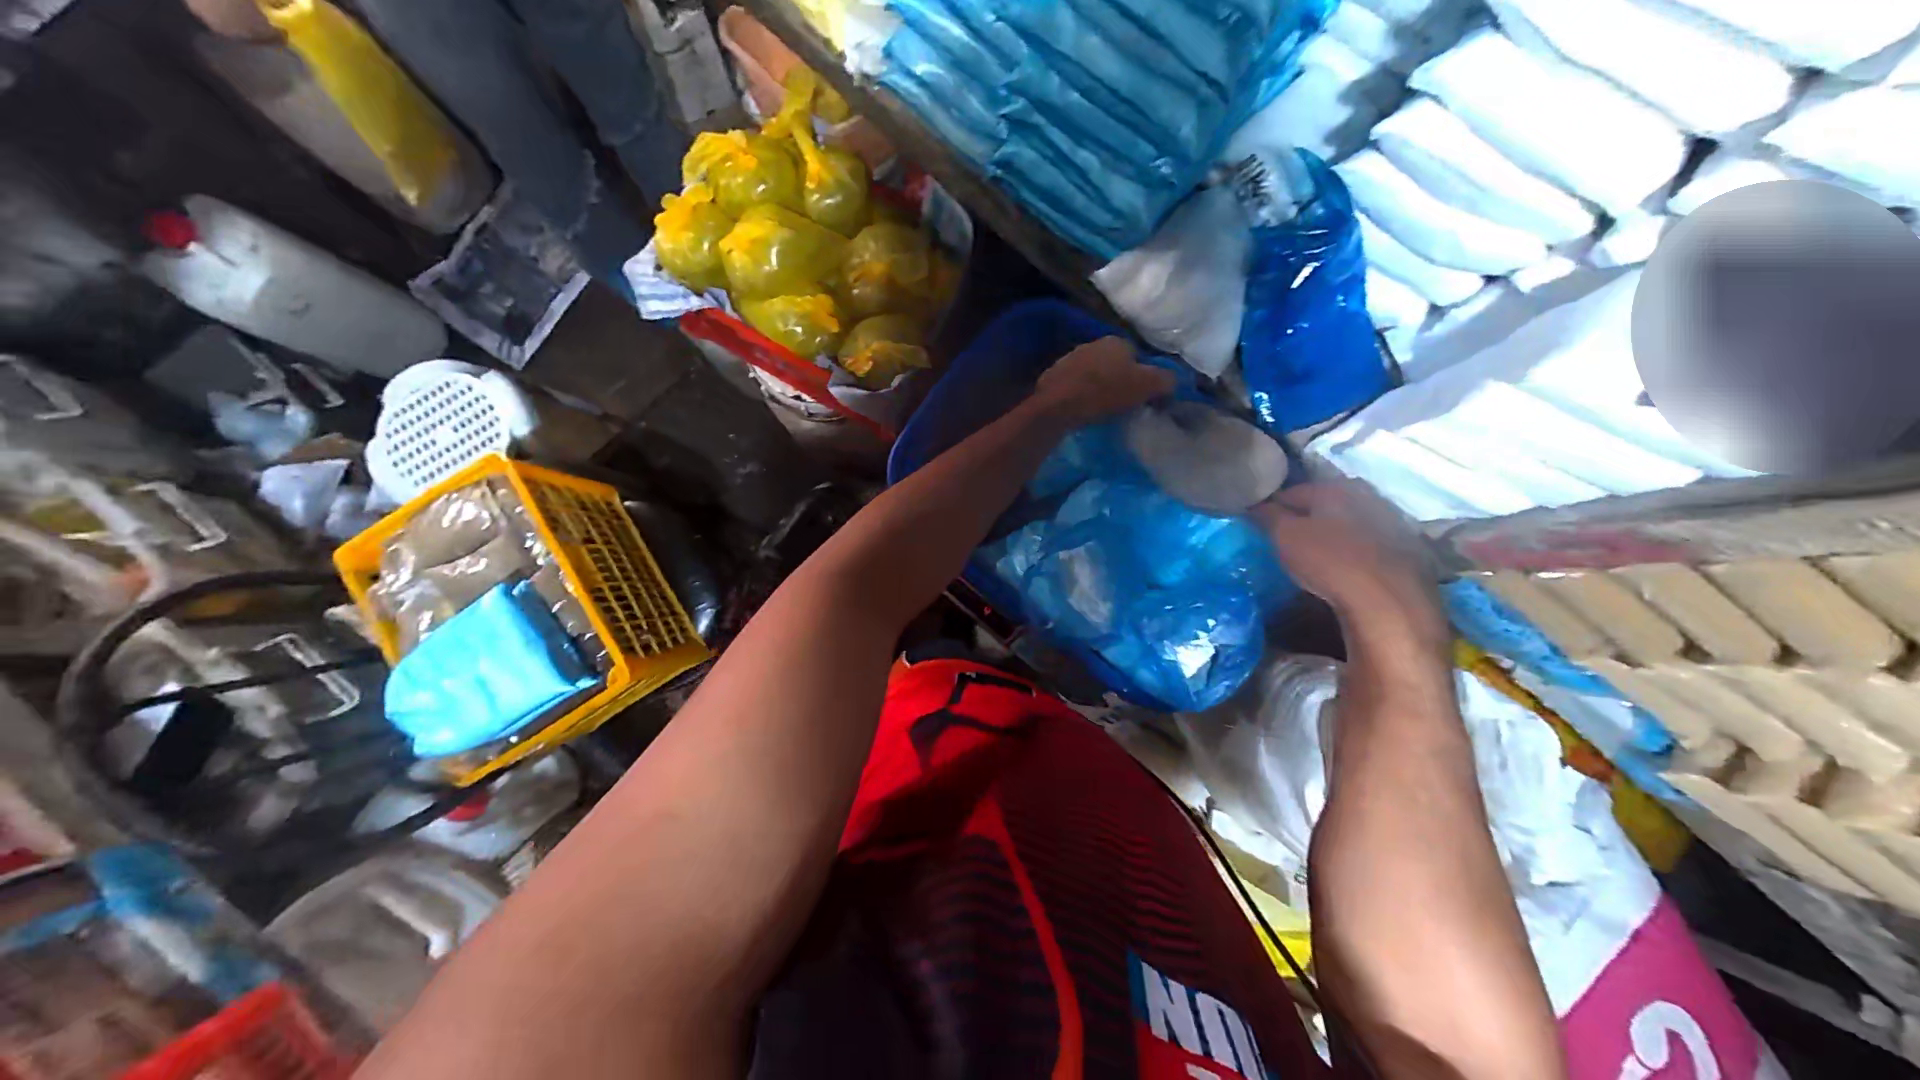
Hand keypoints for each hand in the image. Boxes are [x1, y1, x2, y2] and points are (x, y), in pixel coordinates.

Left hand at [1031, 337, 1176, 426]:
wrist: (1058, 405)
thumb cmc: (1106, 392)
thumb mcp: (1147, 386)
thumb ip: (1166, 381)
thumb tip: (1171, 382)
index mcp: (1116, 341)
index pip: (1136, 355)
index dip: (1142, 375)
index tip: (1142, 395)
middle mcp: (1092, 344)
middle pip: (1113, 363)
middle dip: (1118, 379)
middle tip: (1123, 402)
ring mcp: (1069, 359)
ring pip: (1092, 374)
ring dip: (1097, 387)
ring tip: (1101, 409)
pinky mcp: (1052, 377)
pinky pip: (1073, 386)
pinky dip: (1079, 395)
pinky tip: (1082, 409)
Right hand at [1252, 480, 1446, 646]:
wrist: (1389, 600)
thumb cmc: (1329, 560)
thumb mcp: (1285, 536)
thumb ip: (1268, 516)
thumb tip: (1254, 503)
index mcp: (1336, 487)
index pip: (1292, 491)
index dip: (1272, 506)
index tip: (1259, 522)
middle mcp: (1367, 495)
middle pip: (1325, 504)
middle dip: (1304, 517)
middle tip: (1285, 538)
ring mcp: (1391, 521)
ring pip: (1349, 522)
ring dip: (1332, 533)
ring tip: (1314, 554)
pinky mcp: (1407, 549)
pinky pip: (1368, 543)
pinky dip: (1353, 549)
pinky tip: (1344, 567)